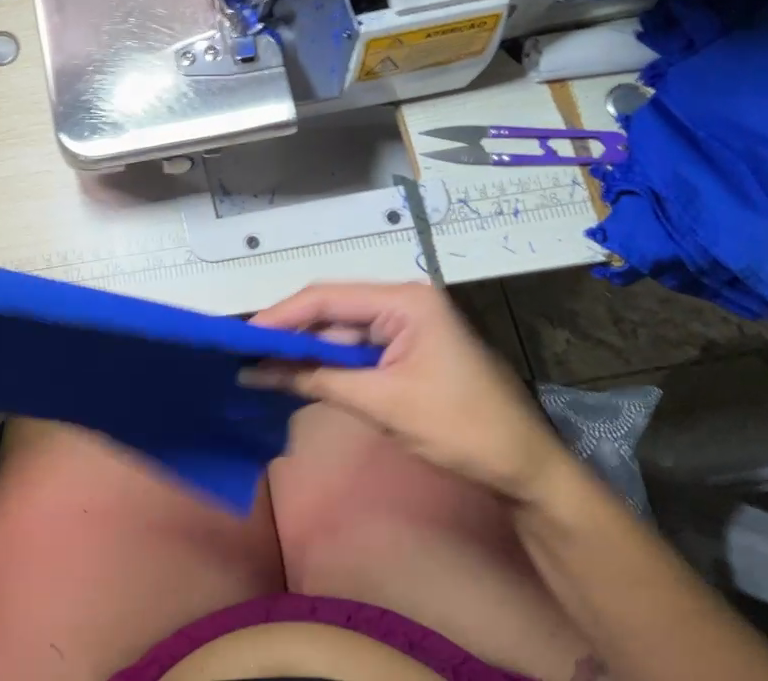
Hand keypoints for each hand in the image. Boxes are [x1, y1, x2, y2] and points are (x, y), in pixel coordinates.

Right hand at [245, 282, 570, 502]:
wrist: (527, 470)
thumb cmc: (460, 428)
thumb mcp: (381, 403)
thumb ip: (314, 380)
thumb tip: (253, 373)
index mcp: (405, 301)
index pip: (325, 298)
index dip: (279, 316)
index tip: (240, 337)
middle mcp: (403, 303)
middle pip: (330, 311)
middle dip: (289, 333)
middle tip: (243, 353)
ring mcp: (406, 327)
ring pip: (340, 332)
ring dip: (304, 351)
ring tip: (258, 365)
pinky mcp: (407, 351)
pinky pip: (356, 351)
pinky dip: (327, 365)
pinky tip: (295, 376)